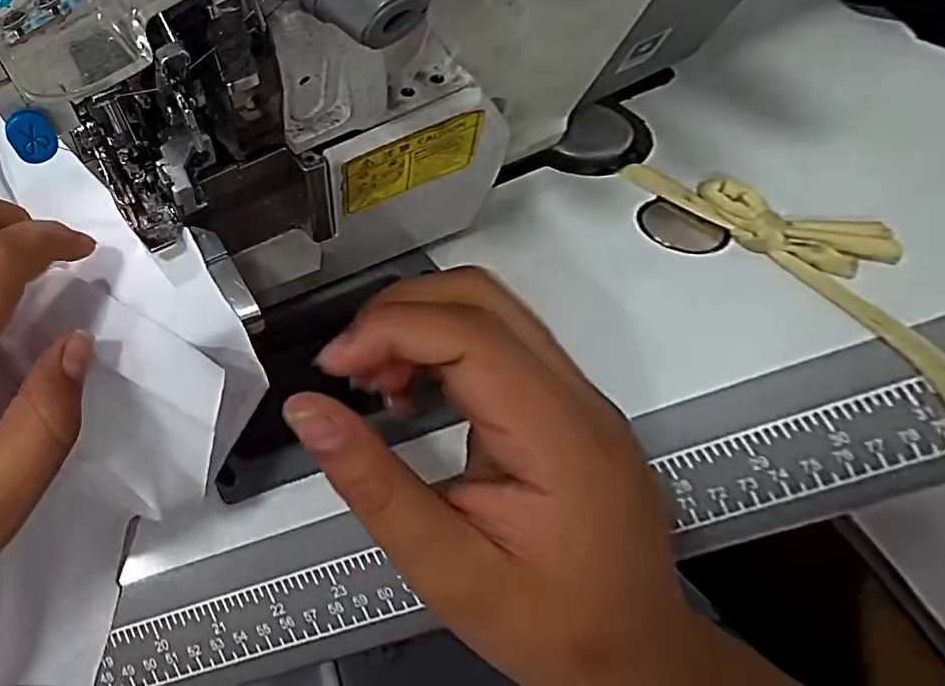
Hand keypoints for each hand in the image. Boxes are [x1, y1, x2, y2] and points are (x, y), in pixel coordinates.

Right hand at [282, 267, 795, 685]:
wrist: (635, 662)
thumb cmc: (560, 628)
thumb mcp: (446, 569)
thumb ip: (370, 483)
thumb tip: (309, 413)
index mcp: (562, 441)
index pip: (467, 332)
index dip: (385, 330)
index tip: (335, 364)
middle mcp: (576, 403)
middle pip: (476, 296)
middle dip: (393, 313)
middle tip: (352, 363)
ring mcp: (570, 395)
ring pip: (478, 302)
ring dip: (408, 322)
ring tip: (375, 377)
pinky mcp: (553, 397)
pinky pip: (483, 331)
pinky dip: (426, 339)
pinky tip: (406, 387)